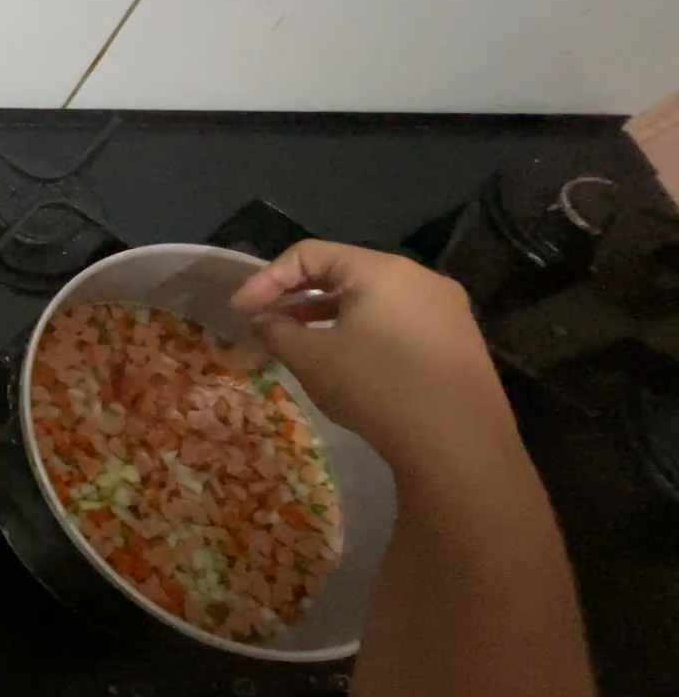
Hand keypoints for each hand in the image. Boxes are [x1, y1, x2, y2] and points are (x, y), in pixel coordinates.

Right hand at [230, 241, 513, 466]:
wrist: (456, 441)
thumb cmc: (374, 385)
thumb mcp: (307, 356)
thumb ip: (275, 330)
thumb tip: (264, 321)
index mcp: (380, 271)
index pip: (308, 254)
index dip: (265, 278)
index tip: (239, 310)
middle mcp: (418, 278)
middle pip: (340, 270)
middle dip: (293, 292)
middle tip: (262, 319)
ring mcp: (443, 307)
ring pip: (366, 296)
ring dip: (321, 311)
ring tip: (293, 337)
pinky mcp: (453, 337)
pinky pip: (391, 316)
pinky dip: (353, 326)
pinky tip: (338, 354)